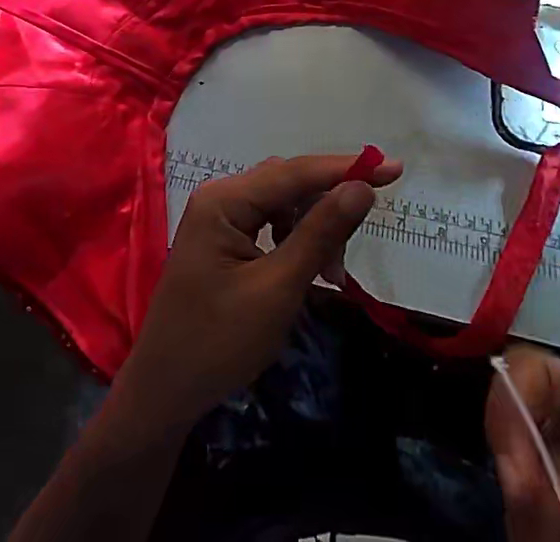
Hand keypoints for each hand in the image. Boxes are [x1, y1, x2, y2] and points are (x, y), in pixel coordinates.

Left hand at [115, 153, 401, 430]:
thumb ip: (320, 233)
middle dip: (328, 205)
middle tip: (361, 235)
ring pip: (282, 205)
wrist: (164, 391)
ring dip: (314, 228)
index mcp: (224, 200)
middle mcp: (220, 198)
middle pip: (288, 183)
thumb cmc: (219, 342)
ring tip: (332, 272)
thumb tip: (361, 187)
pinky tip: (312, 270)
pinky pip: (270, 225)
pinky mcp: (223, 241)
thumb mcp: (278, 288)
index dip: (347, 168)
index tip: (394, 169)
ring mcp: (219, 219)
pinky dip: (297, 242)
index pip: (295, 172)